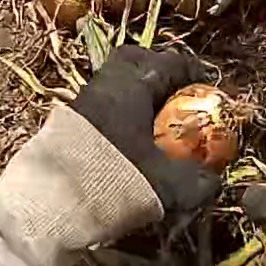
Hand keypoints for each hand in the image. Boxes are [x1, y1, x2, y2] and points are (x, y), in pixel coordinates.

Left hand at [72, 45, 221, 217]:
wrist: (51, 205)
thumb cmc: (115, 182)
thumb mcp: (167, 186)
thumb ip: (198, 181)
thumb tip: (214, 179)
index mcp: (131, 87)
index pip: (168, 62)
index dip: (193, 71)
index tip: (206, 86)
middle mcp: (104, 86)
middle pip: (133, 60)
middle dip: (158, 71)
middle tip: (176, 94)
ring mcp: (82, 102)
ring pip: (114, 83)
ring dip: (136, 94)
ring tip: (154, 122)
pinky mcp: (66, 123)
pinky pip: (101, 105)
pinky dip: (119, 114)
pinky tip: (129, 140)